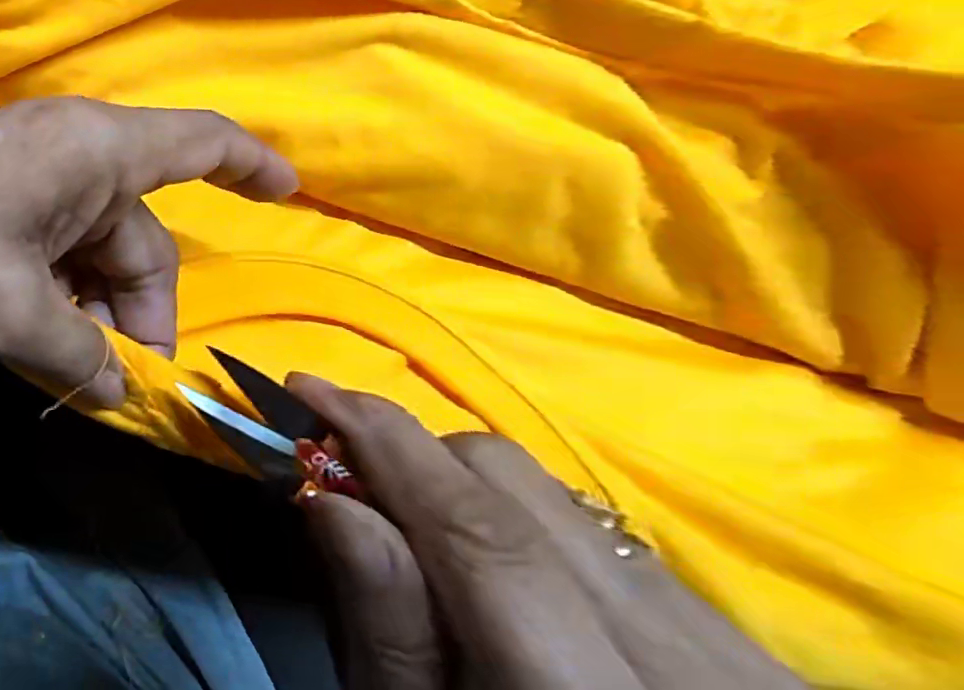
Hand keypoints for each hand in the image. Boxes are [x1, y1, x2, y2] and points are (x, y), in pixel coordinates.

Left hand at [0, 97, 298, 404]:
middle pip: (138, 234)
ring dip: (90, 309)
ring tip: (63, 367)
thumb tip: (116, 389)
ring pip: (90, 248)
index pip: (198, 143)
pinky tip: (31, 337)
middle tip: (119, 382)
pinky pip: (50, 244)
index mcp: (95, 152)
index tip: (288, 190)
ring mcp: (27, 173)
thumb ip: (76, 354)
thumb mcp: (8, 311)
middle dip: (138, 309)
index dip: (250, 164)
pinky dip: (55, 291)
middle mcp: (72, 153)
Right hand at [284, 375, 805, 689]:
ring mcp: (737, 654)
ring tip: (408, 516)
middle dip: (410, 455)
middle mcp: (691, 667)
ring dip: (458, 482)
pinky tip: (486, 557)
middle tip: (339, 466)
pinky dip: (516, 514)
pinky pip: (597, 528)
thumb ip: (389, 631)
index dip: (385, 443)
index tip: (305, 388)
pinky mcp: (743, 644)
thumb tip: (330, 496)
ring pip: (556, 494)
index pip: (480, 534)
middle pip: (516, 487)